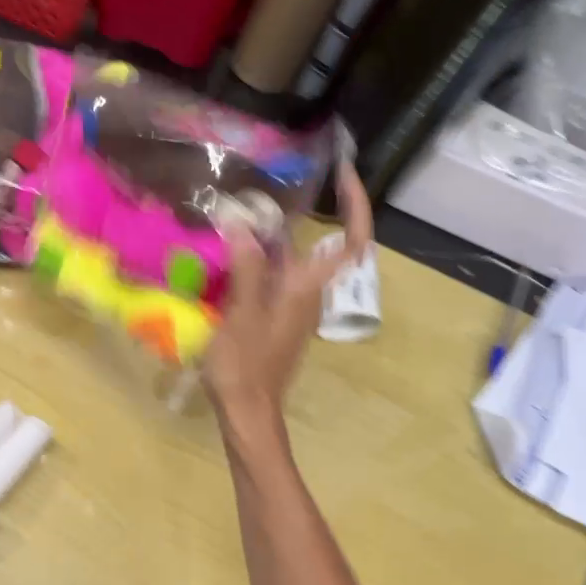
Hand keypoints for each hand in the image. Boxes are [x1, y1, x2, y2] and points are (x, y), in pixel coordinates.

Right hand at [203, 161, 373, 437]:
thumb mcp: (242, 313)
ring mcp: (293, 308)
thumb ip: (248, 267)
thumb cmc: (245, 365)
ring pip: (293, 262)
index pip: (352, 239)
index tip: (343, 172)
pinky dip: (260, 261)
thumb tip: (244, 225)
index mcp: (308, 288)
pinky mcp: (276, 320)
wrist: (247, 412)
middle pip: (319, 246)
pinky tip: (230, 258)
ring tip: (242, 218)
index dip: (355, 203)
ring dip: (274, 238)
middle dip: (303, 214)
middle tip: (274, 188)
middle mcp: (309, 294)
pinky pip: (275, 279)